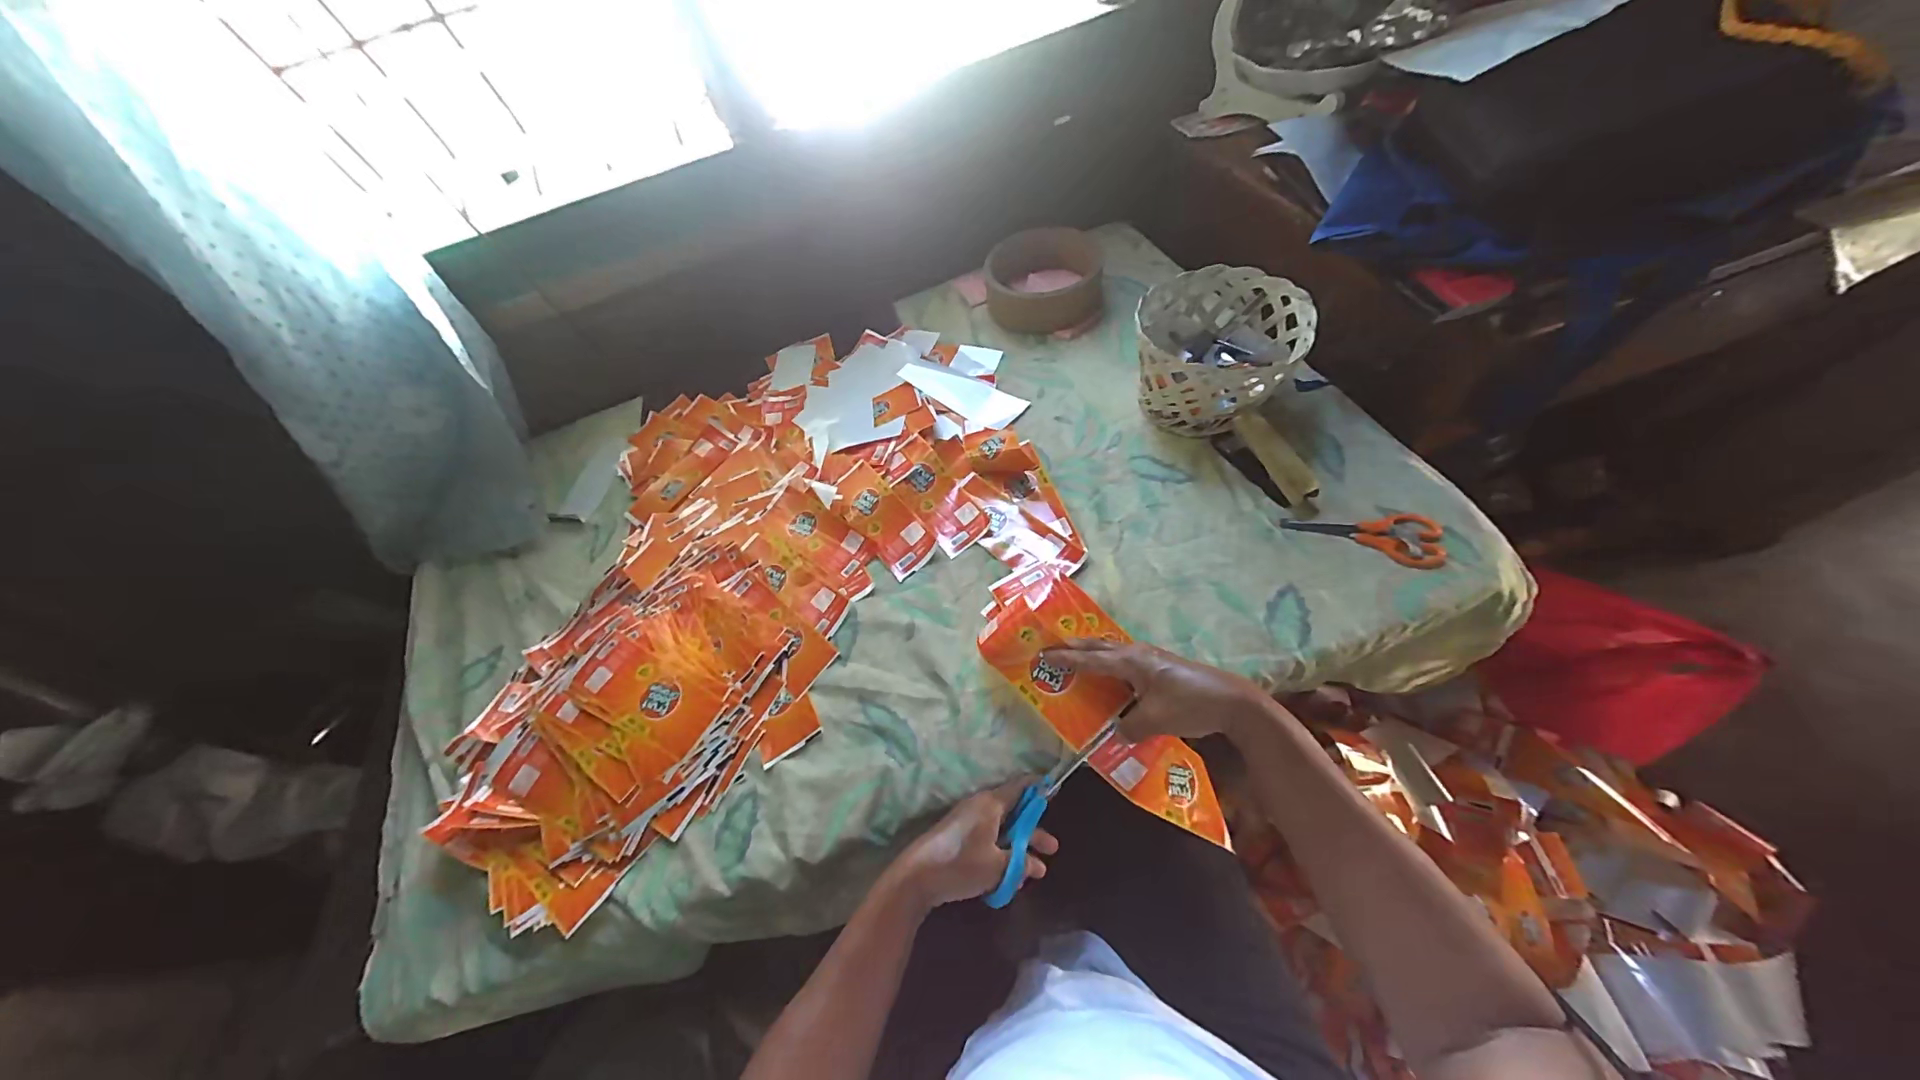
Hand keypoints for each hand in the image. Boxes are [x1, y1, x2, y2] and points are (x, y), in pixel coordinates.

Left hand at [888, 779, 1057, 909]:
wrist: (916, 877)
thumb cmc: (961, 865)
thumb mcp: (998, 867)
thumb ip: (1021, 863)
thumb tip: (1036, 864)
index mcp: (991, 804)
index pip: (1020, 786)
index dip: (1038, 789)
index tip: (1053, 791)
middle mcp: (979, 806)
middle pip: (1013, 812)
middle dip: (1033, 831)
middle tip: (1052, 849)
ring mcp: (966, 821)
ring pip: (1000, 829)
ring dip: (1017, 847)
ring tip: (1033, 871)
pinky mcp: (957, 837)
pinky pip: (986, 839)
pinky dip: (1000, 852)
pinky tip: (1007, 877)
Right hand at [1041, 639, 1271, 742]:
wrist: (1233, 702)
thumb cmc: (1190, 706)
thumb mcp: (1154, 721)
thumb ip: (1128, 728)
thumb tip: (1114, 734)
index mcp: (1131, 661)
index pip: (1090, 658)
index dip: (1065, 658)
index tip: (1042, 656)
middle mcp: (1138, 654)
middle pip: (1099, 646)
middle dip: (1074, 647)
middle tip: (1051, 649)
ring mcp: (1151, 659)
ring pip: (1113, 651)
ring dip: (1092, 653)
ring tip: (1074, 657)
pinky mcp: (1162, 668)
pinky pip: (1124, 660)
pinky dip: (1109, 662)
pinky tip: (1109, 675)